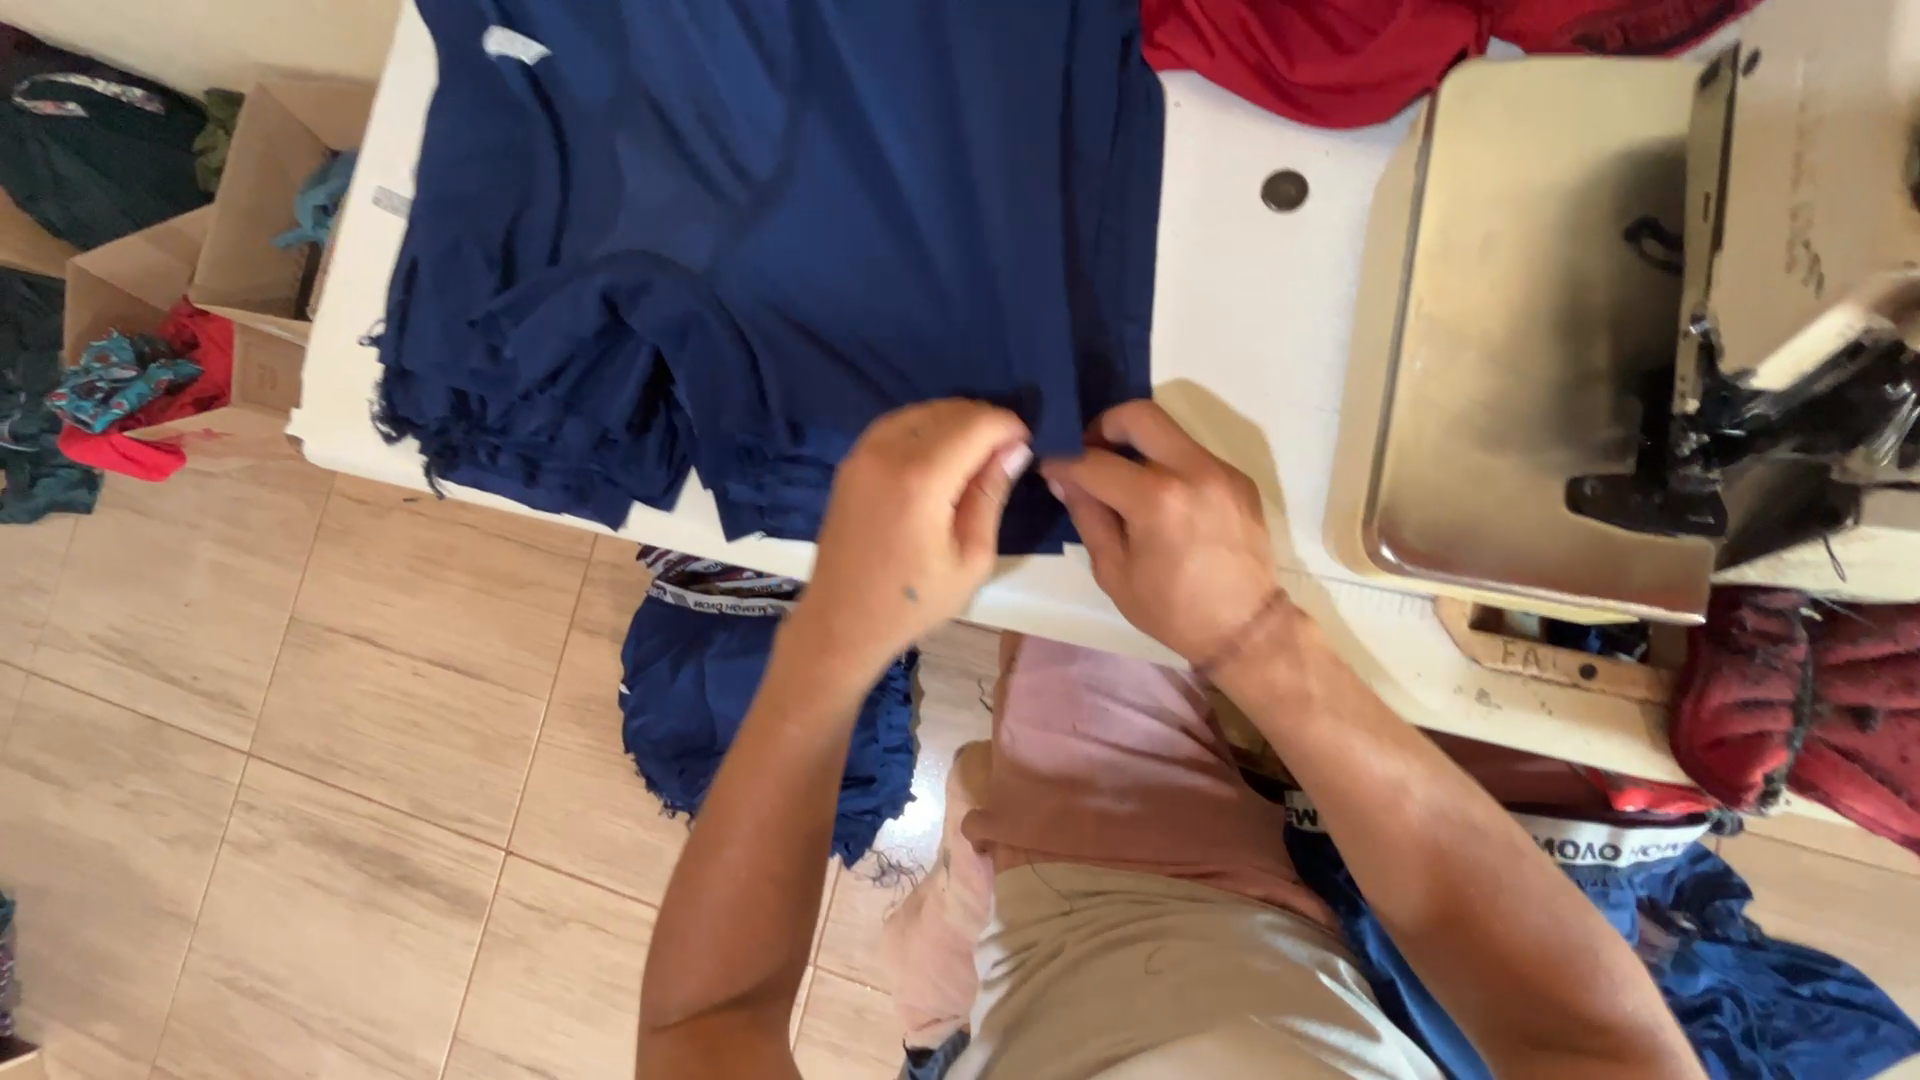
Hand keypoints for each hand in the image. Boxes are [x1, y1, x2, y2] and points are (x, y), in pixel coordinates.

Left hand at [795, 400, 1031, 677]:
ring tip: (976, 455)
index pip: (976, 424)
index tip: (1025, 444)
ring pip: (921, 412)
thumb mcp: (971, 558)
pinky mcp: (851, 463)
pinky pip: (896, 425)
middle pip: (949, 411)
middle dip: (984, 422)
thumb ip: (990, 495)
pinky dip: (925, 428)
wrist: (842, 621)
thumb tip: (1014, 449)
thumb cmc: (913, 601)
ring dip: (954, 422)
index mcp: (921, 478)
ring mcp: (863, 454)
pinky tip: (941, 456)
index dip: (1008, 426)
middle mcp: (887, 453)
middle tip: (1004, 453)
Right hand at [1040, 401, 1279, 665]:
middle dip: (1103, 427)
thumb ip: (1088, 516)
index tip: (1050, 466)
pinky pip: (1191, 455)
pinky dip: (1166, 466)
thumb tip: (1064, 478)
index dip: (1064, 461)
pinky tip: (1161, 501)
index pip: (1095, 461)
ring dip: (1137, 446)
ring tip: (1123, 480)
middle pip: (1138, 414)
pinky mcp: (1237, 478)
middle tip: (1091, 454)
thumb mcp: (1114, 571)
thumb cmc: (1171, 609)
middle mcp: (1192, 471)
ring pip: (1168, 431)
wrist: (1244, 627)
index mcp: (1156, 501)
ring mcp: (1221, 470)